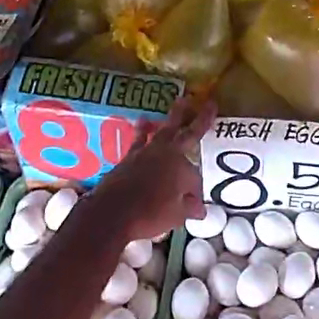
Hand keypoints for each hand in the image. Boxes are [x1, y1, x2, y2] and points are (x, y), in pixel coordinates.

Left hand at [86, 97, 214, 241]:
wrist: (112, 214)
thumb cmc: (150, 214)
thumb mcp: (176, 215)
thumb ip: (188, 207)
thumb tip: (200, 209)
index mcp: (181, 165)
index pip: (195, 174)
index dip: (196, 190)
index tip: (196, 206)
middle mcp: (165, 153)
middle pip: (185, 132)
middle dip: (198, 119)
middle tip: (206, 103)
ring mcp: (144, 153)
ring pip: (161, 131)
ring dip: (169, 119)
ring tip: (177, 103)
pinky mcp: (128, 158)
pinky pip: (140, 140)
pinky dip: (143, 132)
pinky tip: (143, 123)